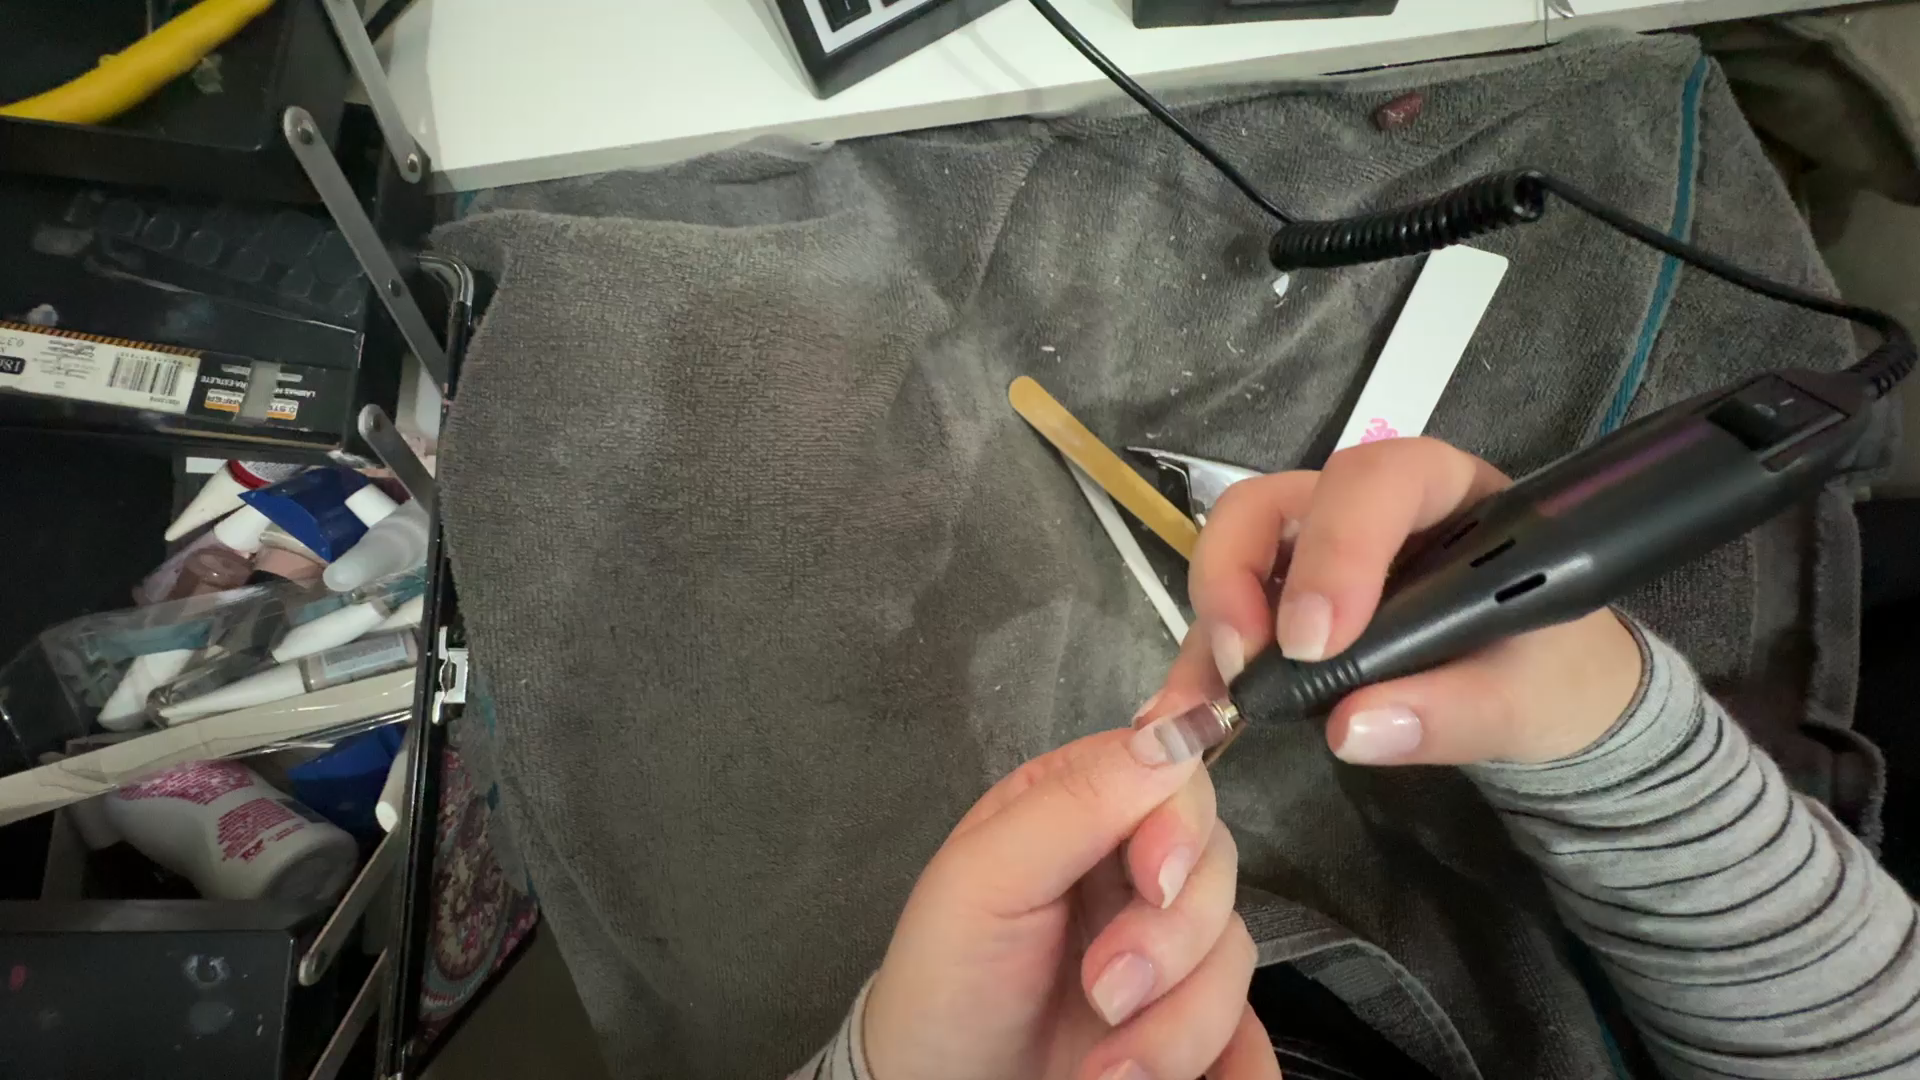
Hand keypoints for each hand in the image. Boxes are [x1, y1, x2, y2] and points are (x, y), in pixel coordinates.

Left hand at [862, 719, 1281, 1079]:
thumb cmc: (949, 973)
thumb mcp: (986, 876)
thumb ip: (1074, 803)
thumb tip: (1173, 734)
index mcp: (1080, 804)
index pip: (1170, 773)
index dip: (1178, 820)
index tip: (1153, 877)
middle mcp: (1130, 860)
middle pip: (1212, 862)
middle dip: (1168, 938)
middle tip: (1101, 991)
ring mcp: (1165, 939)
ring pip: (1232, 948)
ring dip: (1179, 1023)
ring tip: (1109, 1069)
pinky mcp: (1191, 1015)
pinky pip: (1250, 1027)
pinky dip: (1227, 1061)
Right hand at [1147, 436, 1642, 766]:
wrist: (1525, 688)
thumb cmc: (1544, 668)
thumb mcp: (1531, 696)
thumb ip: (1457, 711)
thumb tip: (1351, 728)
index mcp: (1439, 495)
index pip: (1374, 481)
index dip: (1335, 548)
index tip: (1315, 643)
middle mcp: (1353, 510)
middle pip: (1265, 505)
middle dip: (1235, 577)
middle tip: (1241, 662)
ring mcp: (1303, 551)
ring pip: (1227, 551)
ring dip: (1209, 621)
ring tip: (1211, 697)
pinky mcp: (1273, 599)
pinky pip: (1220, 615)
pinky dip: (1198, 662)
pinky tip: (1185, 709)